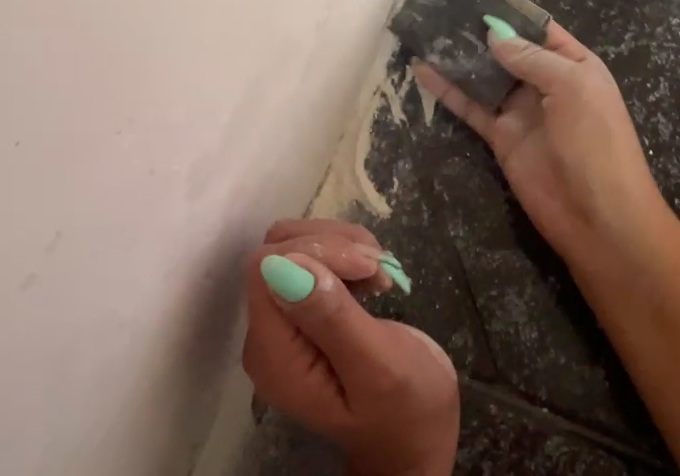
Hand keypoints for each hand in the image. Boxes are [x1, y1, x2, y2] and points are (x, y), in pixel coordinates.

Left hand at [241, 220, 458, 475]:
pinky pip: (309, 257)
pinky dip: (344, 253)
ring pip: (295, 244)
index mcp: (275, 356)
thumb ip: (332, 318)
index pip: (266, 267)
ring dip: (343, 245)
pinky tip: (372, 277)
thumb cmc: (407, 410)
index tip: (367, 268)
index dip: (316, 251)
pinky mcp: (300, 311)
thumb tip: (285, 265)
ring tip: (381, 274)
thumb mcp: (379, 367)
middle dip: (333, 246)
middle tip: (380, 271)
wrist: (414, 436)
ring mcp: (282, 322)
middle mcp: (265, 336)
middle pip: (278, 250)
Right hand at [414, 20, 670, 266]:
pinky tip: (422, 69)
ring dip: (459, 56)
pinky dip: (447, 89)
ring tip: (425, 29)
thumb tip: (493, 31)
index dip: (509, 11)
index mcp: (575, 64)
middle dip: (478, 30)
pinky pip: (471, 106)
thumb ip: (531, 58)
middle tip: (439, 6)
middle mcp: (547, 83)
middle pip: (508, 49)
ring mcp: (522, 111)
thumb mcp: (572, 87)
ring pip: (485, 75)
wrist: (598, 217)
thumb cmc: (596, 142)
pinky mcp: (501, 137)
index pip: (539, 28)